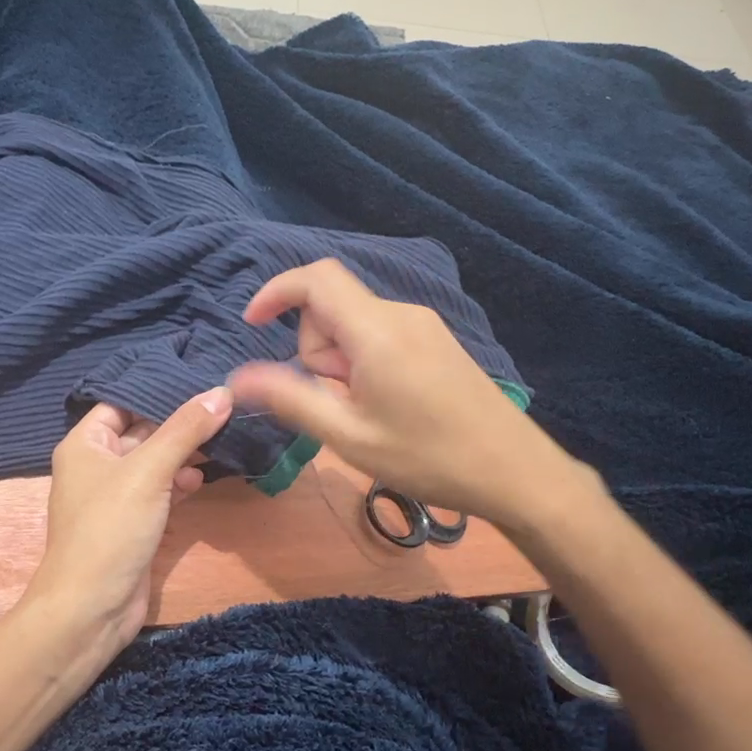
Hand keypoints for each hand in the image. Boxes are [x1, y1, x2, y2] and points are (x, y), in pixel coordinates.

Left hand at [19, 389, 233, 653]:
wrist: (91, 607)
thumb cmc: (111, 528)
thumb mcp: (149, 471)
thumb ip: (186, 430)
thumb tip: (222, 391)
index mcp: (84, 444)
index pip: (122, 402)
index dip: (157, 392)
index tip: (200, 379)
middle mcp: (96, 465)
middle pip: (141, 431)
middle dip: (179, 423)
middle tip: (224, 407)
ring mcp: (114, 497)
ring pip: (153, 464)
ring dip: (183, 454)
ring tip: (223, 440)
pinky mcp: (132, 524)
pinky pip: (158, 492)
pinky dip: (179, 484)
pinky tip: (204, 479)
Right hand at [227, 258, 596, 531]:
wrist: (515, 472)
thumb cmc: (427, 458)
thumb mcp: (348, 436)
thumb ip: (290, 399)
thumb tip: (236, 378)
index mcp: (377, 330)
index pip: (317, 278)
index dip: (276, 291)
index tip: (252, 325)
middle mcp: (402, 314)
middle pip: (331, 309)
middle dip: (316, 352)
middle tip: (338, 405)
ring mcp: (424, 325)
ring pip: (354, 325)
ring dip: (341, 363)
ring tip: (367, 413)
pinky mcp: (437, 341)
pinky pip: (379, 335)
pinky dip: (364, 363)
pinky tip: (387, 405)